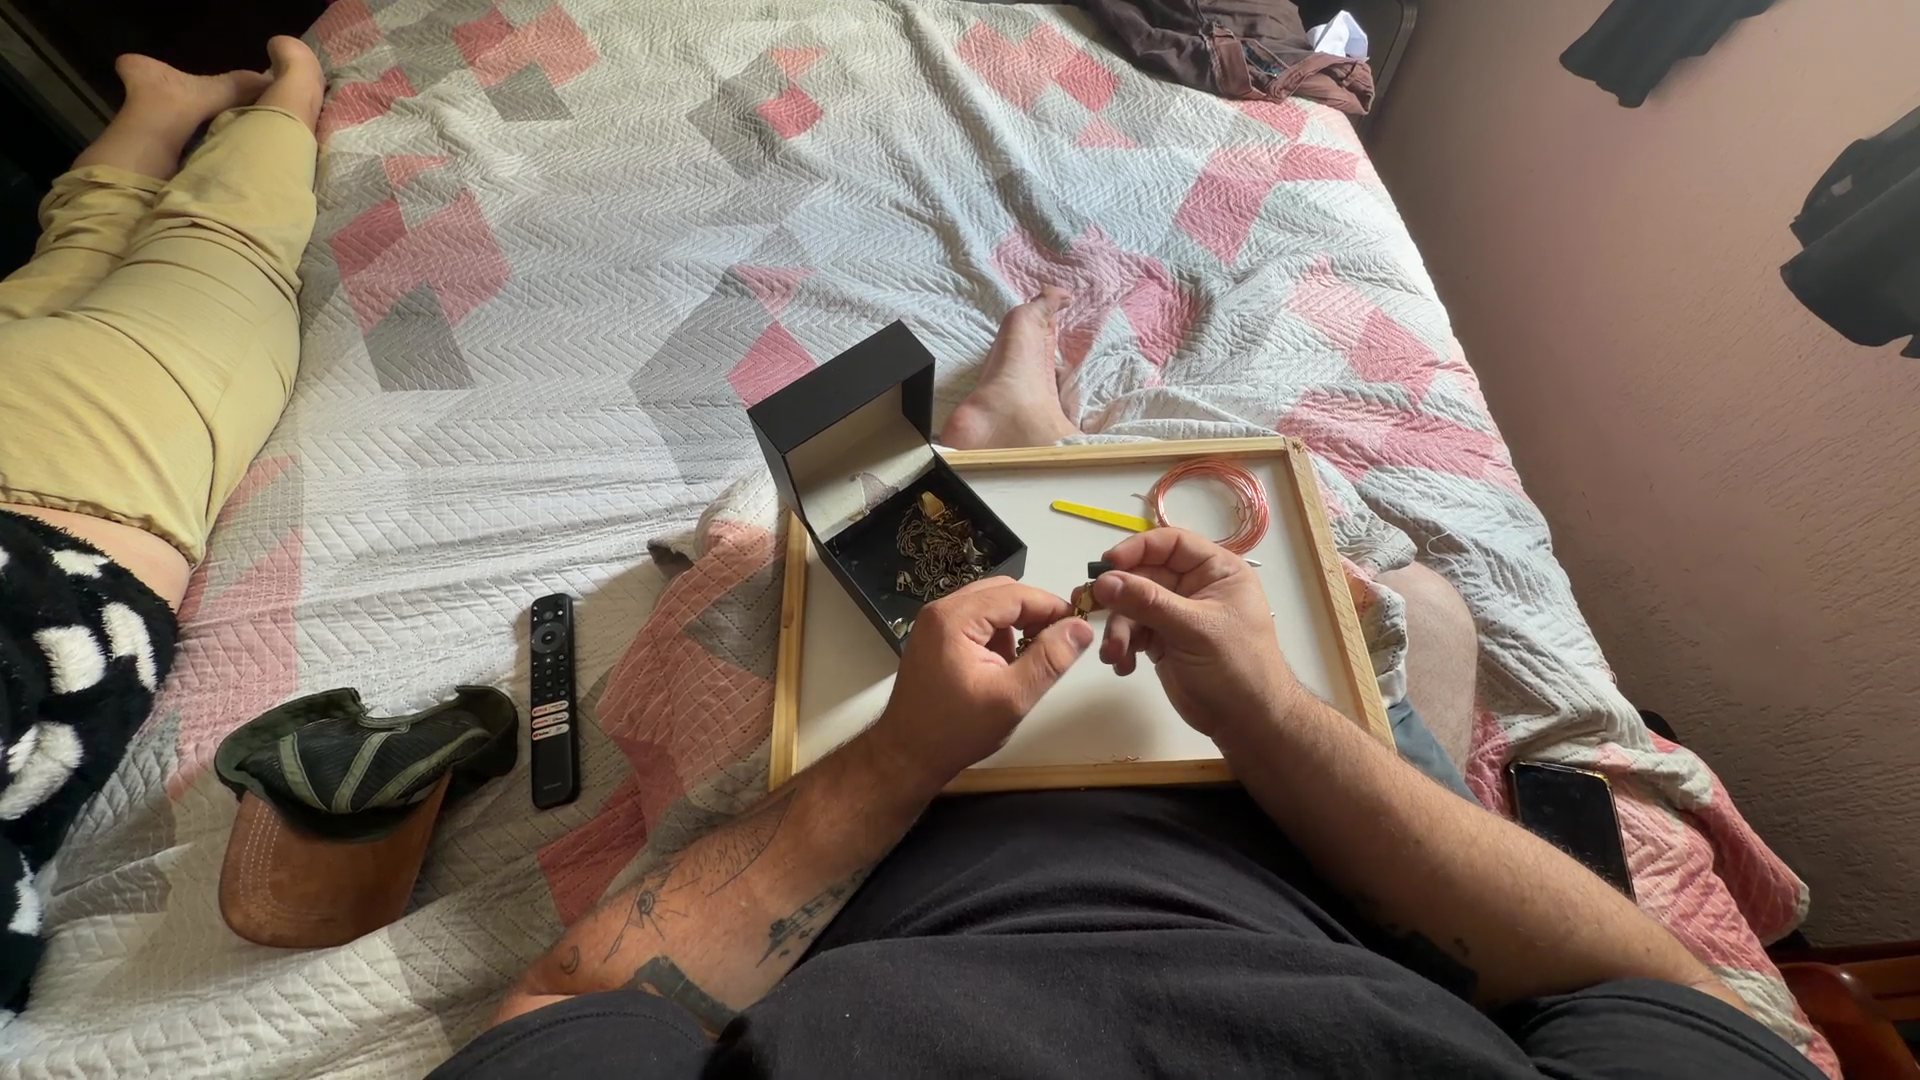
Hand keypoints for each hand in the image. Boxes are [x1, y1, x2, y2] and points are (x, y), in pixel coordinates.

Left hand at [865, 577, 1094, 789]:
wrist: (907, 756)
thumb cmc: (956, 730)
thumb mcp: (1012, 697)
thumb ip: (1049, 659)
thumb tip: (1082, 627)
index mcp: (954, 618)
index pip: (1015, 594)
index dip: (1052, 607)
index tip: (1080, 626)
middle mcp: (941, 610)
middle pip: (1002, 593)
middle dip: (1035, 613)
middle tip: (1059, 642)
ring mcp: (935, 623)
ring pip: (990, 605)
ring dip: (1017, 624)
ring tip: (1031, 658)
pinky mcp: (936, 638)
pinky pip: (976, 621)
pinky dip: (998, 635)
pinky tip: (1006, 664)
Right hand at [1093, 528, 1305, 739]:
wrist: (1247, 724)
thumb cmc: (1235, 667)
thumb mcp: (1193, 629)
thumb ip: (1147, 602)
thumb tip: (1103, 581)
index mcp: (1216, 570)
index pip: (1170, 543)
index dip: (1137, 549)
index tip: (1107, 566)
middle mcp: (1194, 586)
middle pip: (1143, 575)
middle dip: (1119, 597)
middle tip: (1089, 606)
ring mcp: (1176, 614)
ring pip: (1132, 606)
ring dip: (1119, 630)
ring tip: (1114, 653)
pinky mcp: (1162, 640)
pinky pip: (1132, 631)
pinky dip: (1123, 646)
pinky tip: (1123, 665)